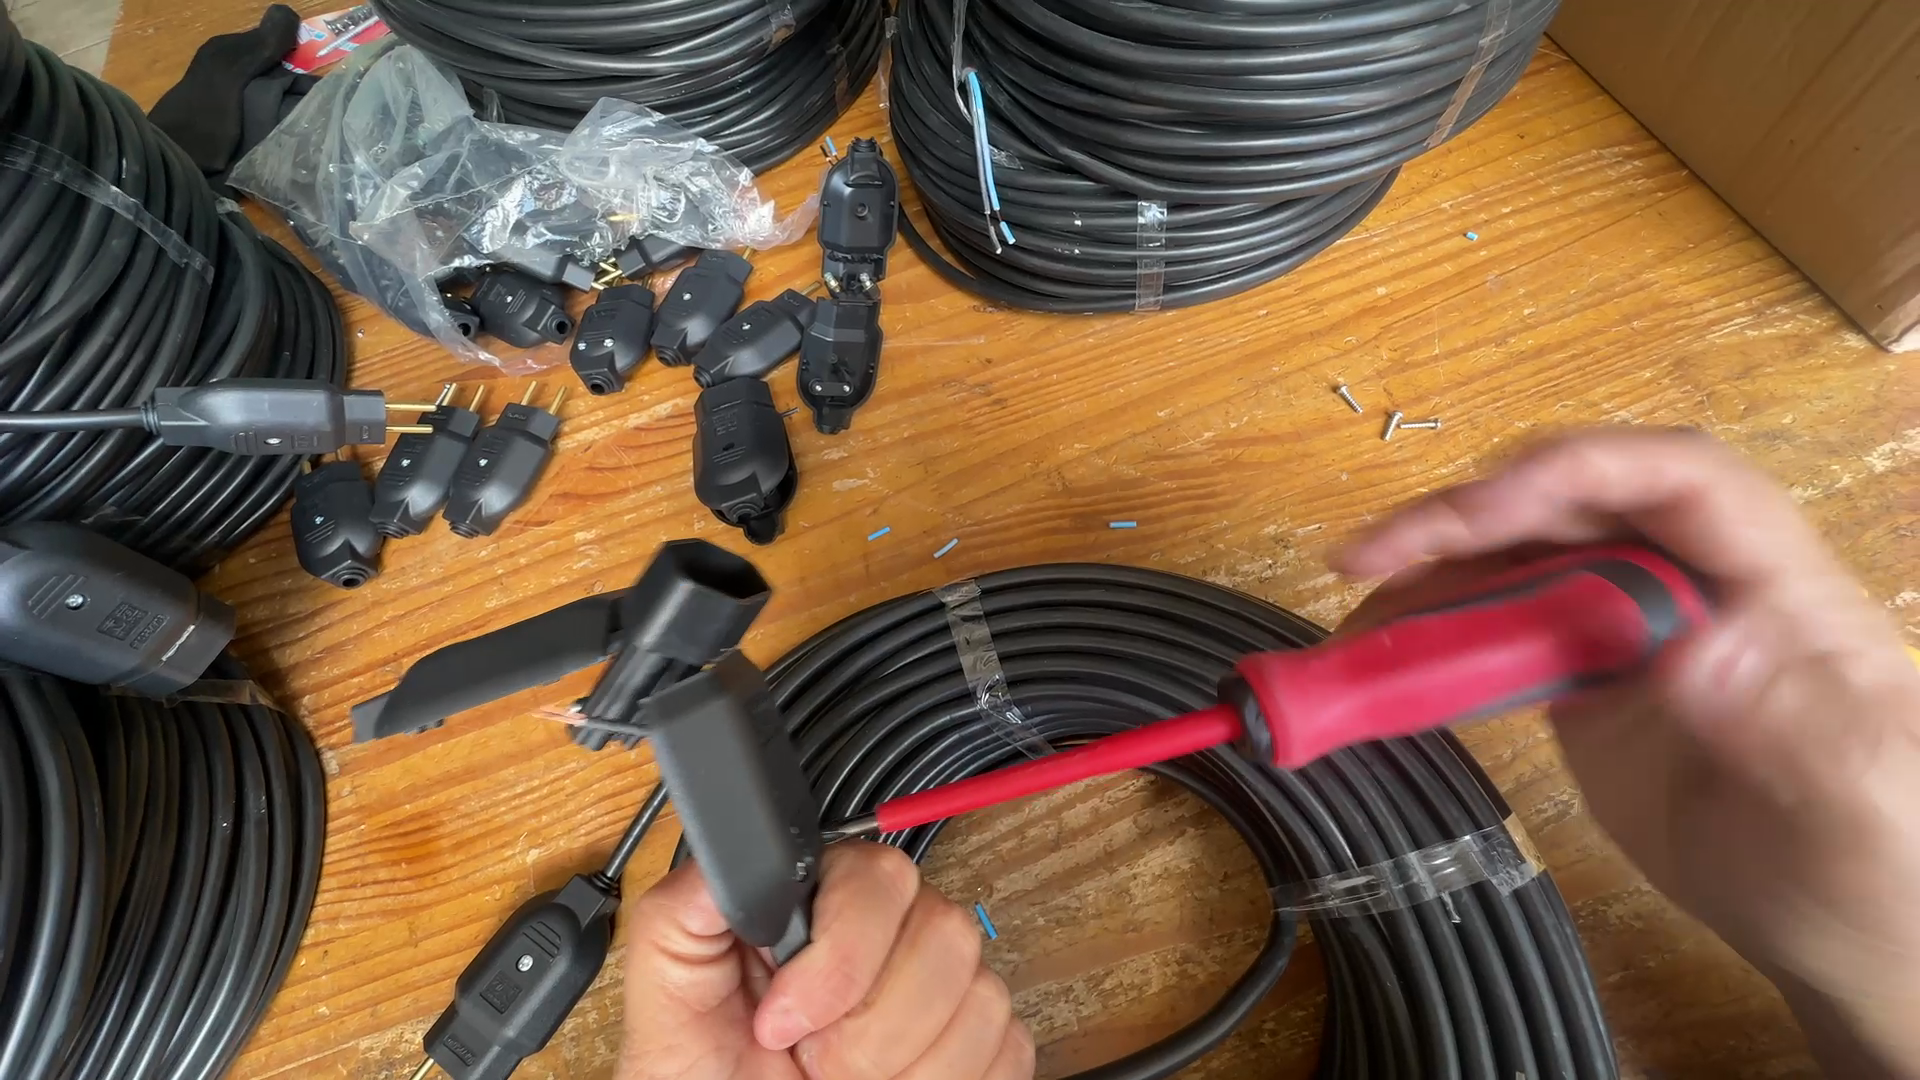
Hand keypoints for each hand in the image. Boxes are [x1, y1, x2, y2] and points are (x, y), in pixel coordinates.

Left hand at [616, 841, 1033, 1079]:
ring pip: (981, 994)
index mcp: (828, 905)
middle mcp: (895, 931)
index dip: (843, 956)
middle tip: (813, 1064)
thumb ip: (684, 913)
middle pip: (945, 931)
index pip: (882, 877)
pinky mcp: (983, 1038)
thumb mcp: (672, 1005)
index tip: (786, 1022)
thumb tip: (730, 845)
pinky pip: (1009, 1045)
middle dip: (871, 1027)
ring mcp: (945, 984)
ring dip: (908, 1068)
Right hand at [1333, 429, 1919, 1076]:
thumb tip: (1691, 647)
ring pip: (1503, 558)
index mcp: (1765, 583)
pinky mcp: (1568, 662)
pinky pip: (1485, 620)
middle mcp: (1678, 581)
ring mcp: (1616, 622)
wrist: (1825, 926)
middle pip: (1556, 507)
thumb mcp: (1861, 813)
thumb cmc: (1868, 871)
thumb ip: (1799, 725)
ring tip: (1353, 607)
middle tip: (1364, 557)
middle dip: (1454, 519)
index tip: (1474, 513)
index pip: (1670, 478)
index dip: (1566, 472)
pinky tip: (1380, 647)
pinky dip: (1423, 626)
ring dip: (1420, 572)